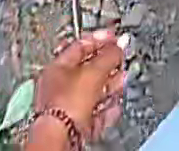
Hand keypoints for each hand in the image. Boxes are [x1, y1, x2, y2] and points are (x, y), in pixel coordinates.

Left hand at [26, 29, 128, 150]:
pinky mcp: (74, 127)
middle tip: (122, 61)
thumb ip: (111, 54)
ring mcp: (66, 108)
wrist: (62, 140)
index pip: (82, 45)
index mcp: (56, 67)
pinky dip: (107, 108)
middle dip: (109, 65)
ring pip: (94, 93)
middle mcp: (58, 87)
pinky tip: (115, 106)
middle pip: (89, 70)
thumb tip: (122, 43)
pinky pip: (95, 113)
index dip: (102, 39)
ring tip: (122, 81)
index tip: (117, 38)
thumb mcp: (96, 69)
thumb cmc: (67, 103)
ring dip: (111, 86)